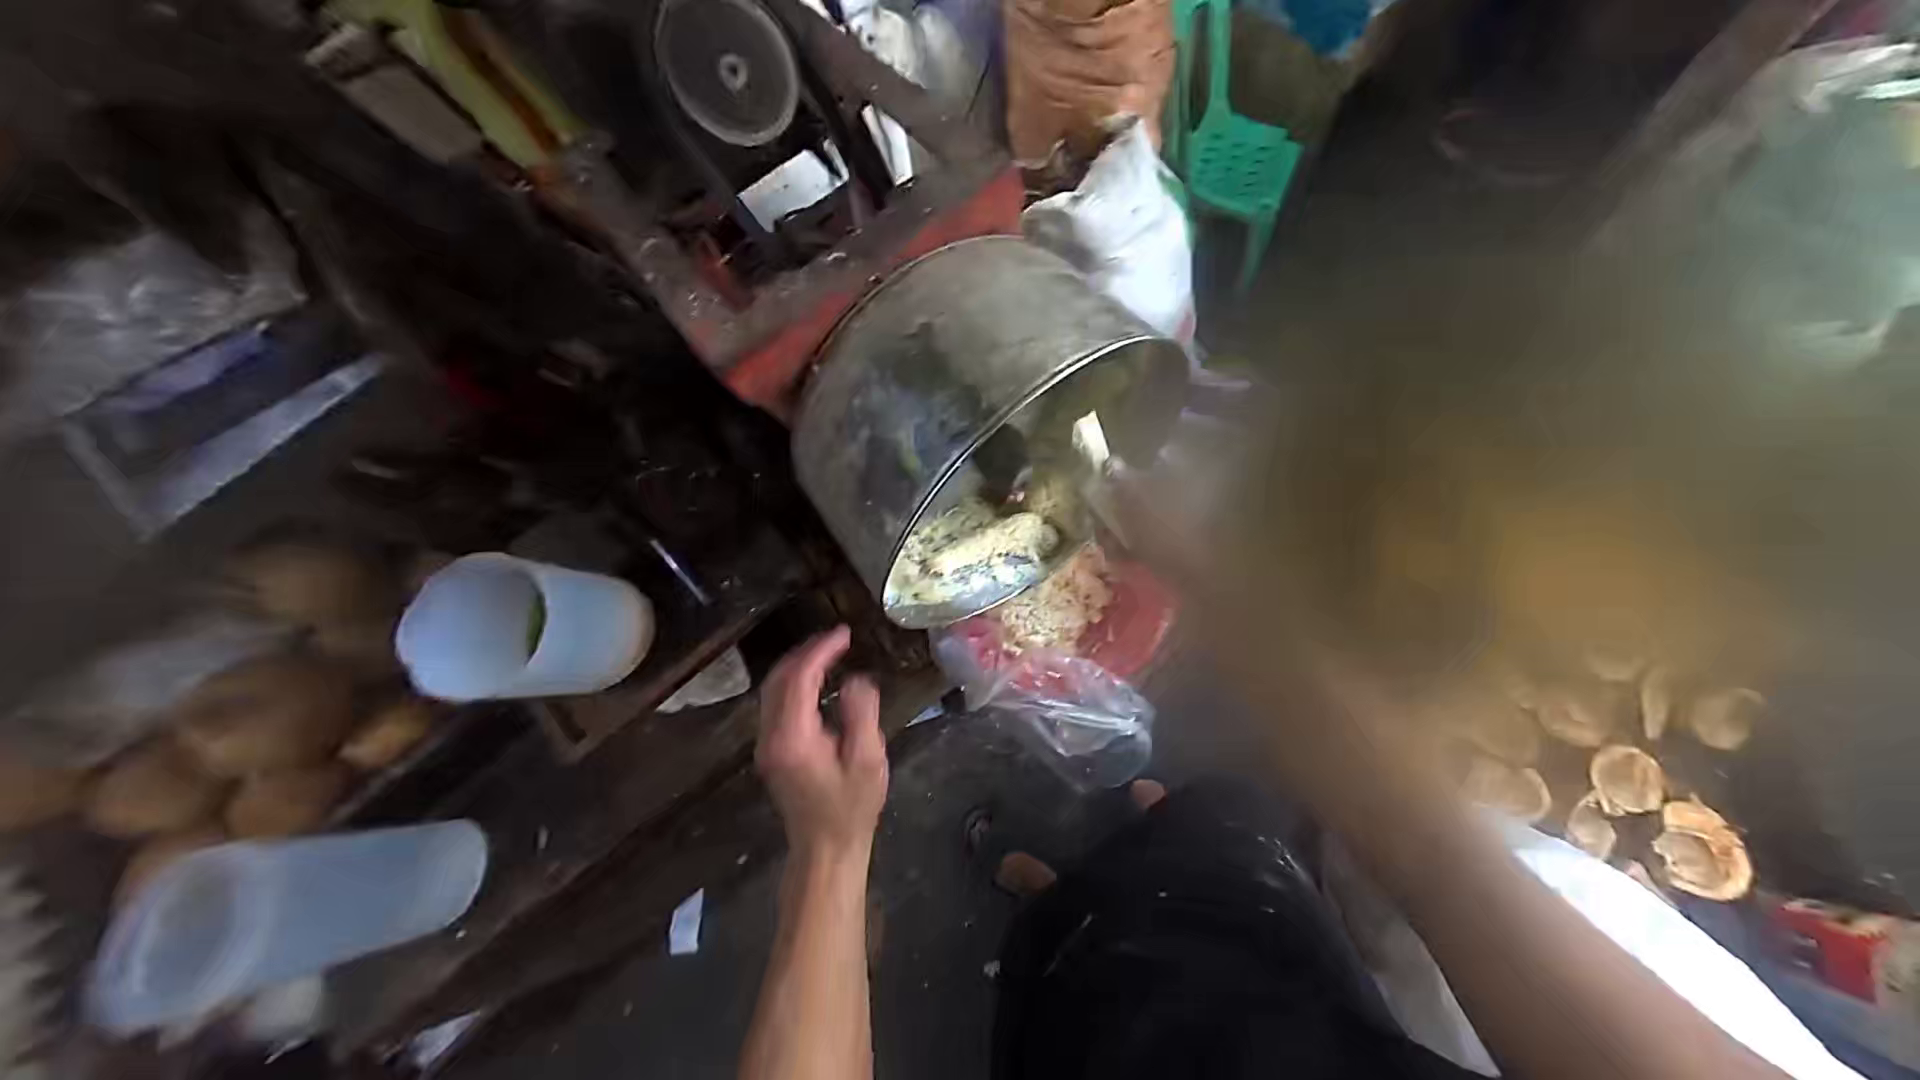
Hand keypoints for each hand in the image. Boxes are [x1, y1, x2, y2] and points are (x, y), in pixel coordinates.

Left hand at [756, 626, 888, 859]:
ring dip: (798, 665)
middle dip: (806, 652)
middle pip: (778, 679)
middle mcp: (771, 737)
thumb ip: (860, 715)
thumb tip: (855, 680)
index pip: (799, 679)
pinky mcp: (771, 750)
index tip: (844, 633)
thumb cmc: (851, 808)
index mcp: (793, 737)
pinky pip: (776, 703)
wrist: (826, 849)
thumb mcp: (867, 760)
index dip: (820, 651)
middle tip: (837, 637)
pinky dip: (794, 682)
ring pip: (772, 689)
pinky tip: (816, 678)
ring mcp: (767, 744)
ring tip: (829, 650)